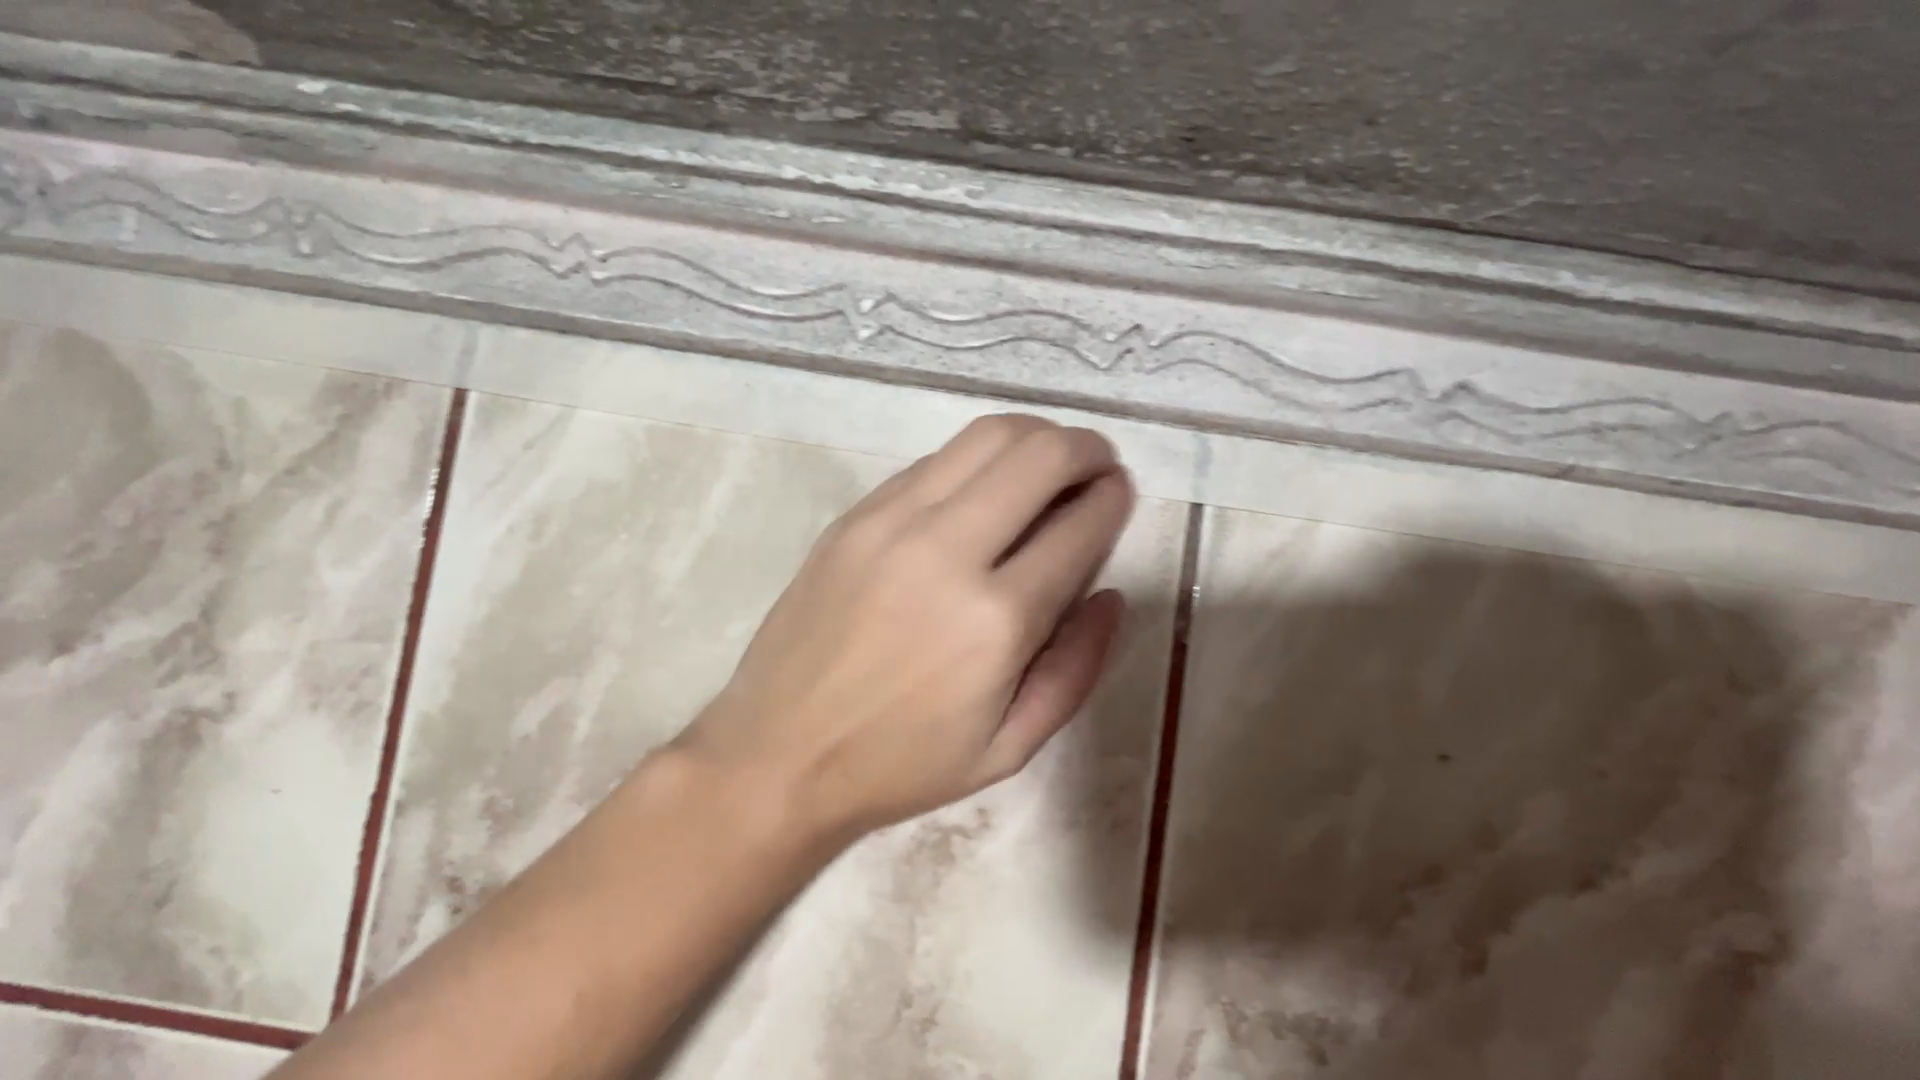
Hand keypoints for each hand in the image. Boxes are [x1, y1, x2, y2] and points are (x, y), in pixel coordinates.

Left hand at [676, 414, 1135, 840]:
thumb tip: (1112, 595)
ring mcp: (892, 523)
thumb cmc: (901, 764)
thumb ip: (1077, 669)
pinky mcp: (855, 516)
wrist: (778, 753)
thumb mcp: (1010, 748)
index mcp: (997, 620)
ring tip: (1050, 459)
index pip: (1080, 526)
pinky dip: (975, 459)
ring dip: (1034, 436)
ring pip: (984, 437)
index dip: (1113, 500)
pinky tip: (983, 487)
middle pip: (1040, 455)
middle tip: (1098, 465)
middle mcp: (947, 551)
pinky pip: (932, 461)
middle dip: (1087, 448)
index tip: (1120, 495)